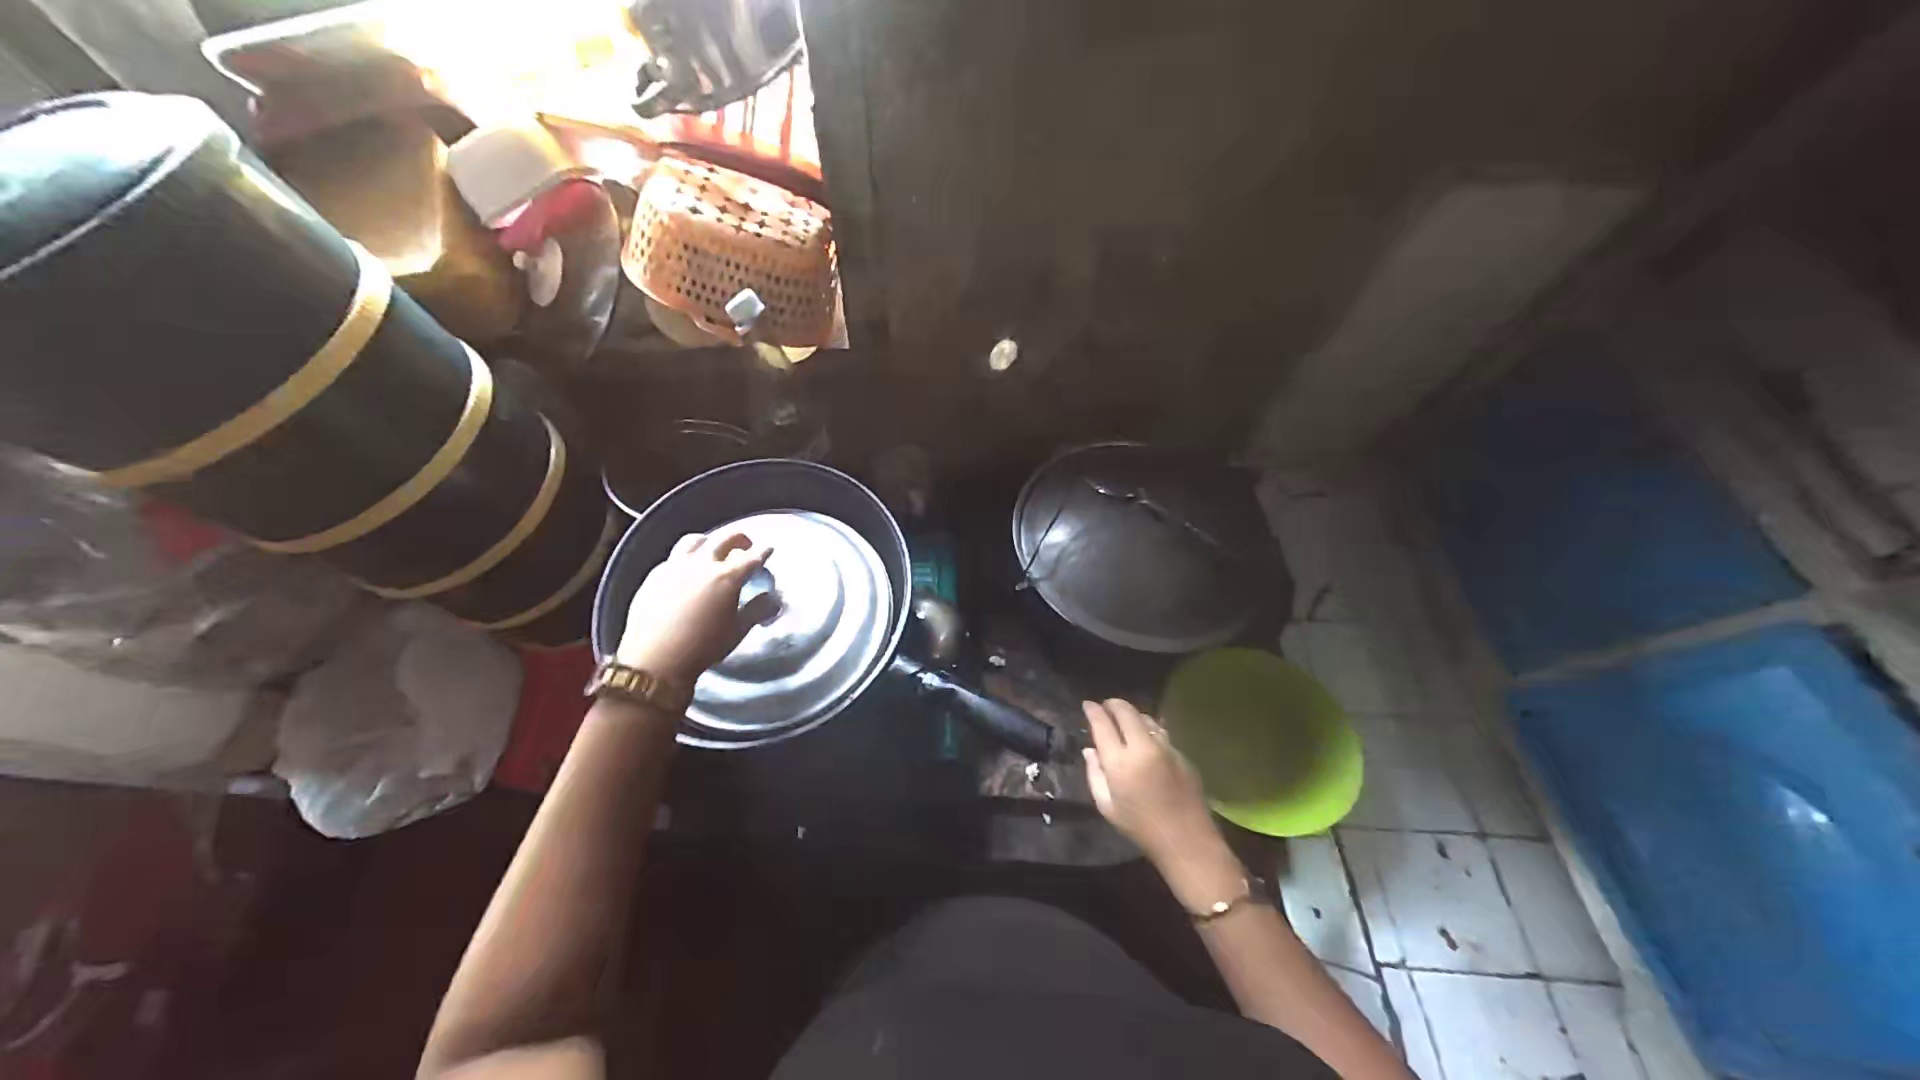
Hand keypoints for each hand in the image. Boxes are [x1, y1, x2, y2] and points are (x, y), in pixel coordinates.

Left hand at [616, 530, 772, 687]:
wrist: (656, 658)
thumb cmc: (703, 646)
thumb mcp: (737, 630)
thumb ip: (757, 611)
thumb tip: (774, 600)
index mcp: (727, 577)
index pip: (751, 558)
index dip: (763, 553)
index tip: (769, 549)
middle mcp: (702, 564)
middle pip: (725, 539)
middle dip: (740, 539)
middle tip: (746, 545)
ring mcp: (675, 566)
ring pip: (695, 541)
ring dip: (710, 541)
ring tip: (713, 550)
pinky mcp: (655, 575)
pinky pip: (674, 557)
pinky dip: (687, 558)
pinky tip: (687, 571)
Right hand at [1082, 699, 1242, 911]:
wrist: (1186, 840)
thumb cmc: (1140, 827)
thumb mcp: (1106, 806)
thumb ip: (1094, 773)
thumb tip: (1090, 750)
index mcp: (1120, 762)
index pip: (1102, 723)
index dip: (1093, 710)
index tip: (1087, 705)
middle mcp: (1143, 747)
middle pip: (1126, 711)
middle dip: (1112, 704)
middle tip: (1105, 706)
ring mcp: (1166, 748)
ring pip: (1146, 718)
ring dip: (1132, 715)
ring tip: (1125, 720)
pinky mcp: (1181, 754)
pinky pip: (1161, 733)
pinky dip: (1149, 730)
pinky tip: (1146, 739)